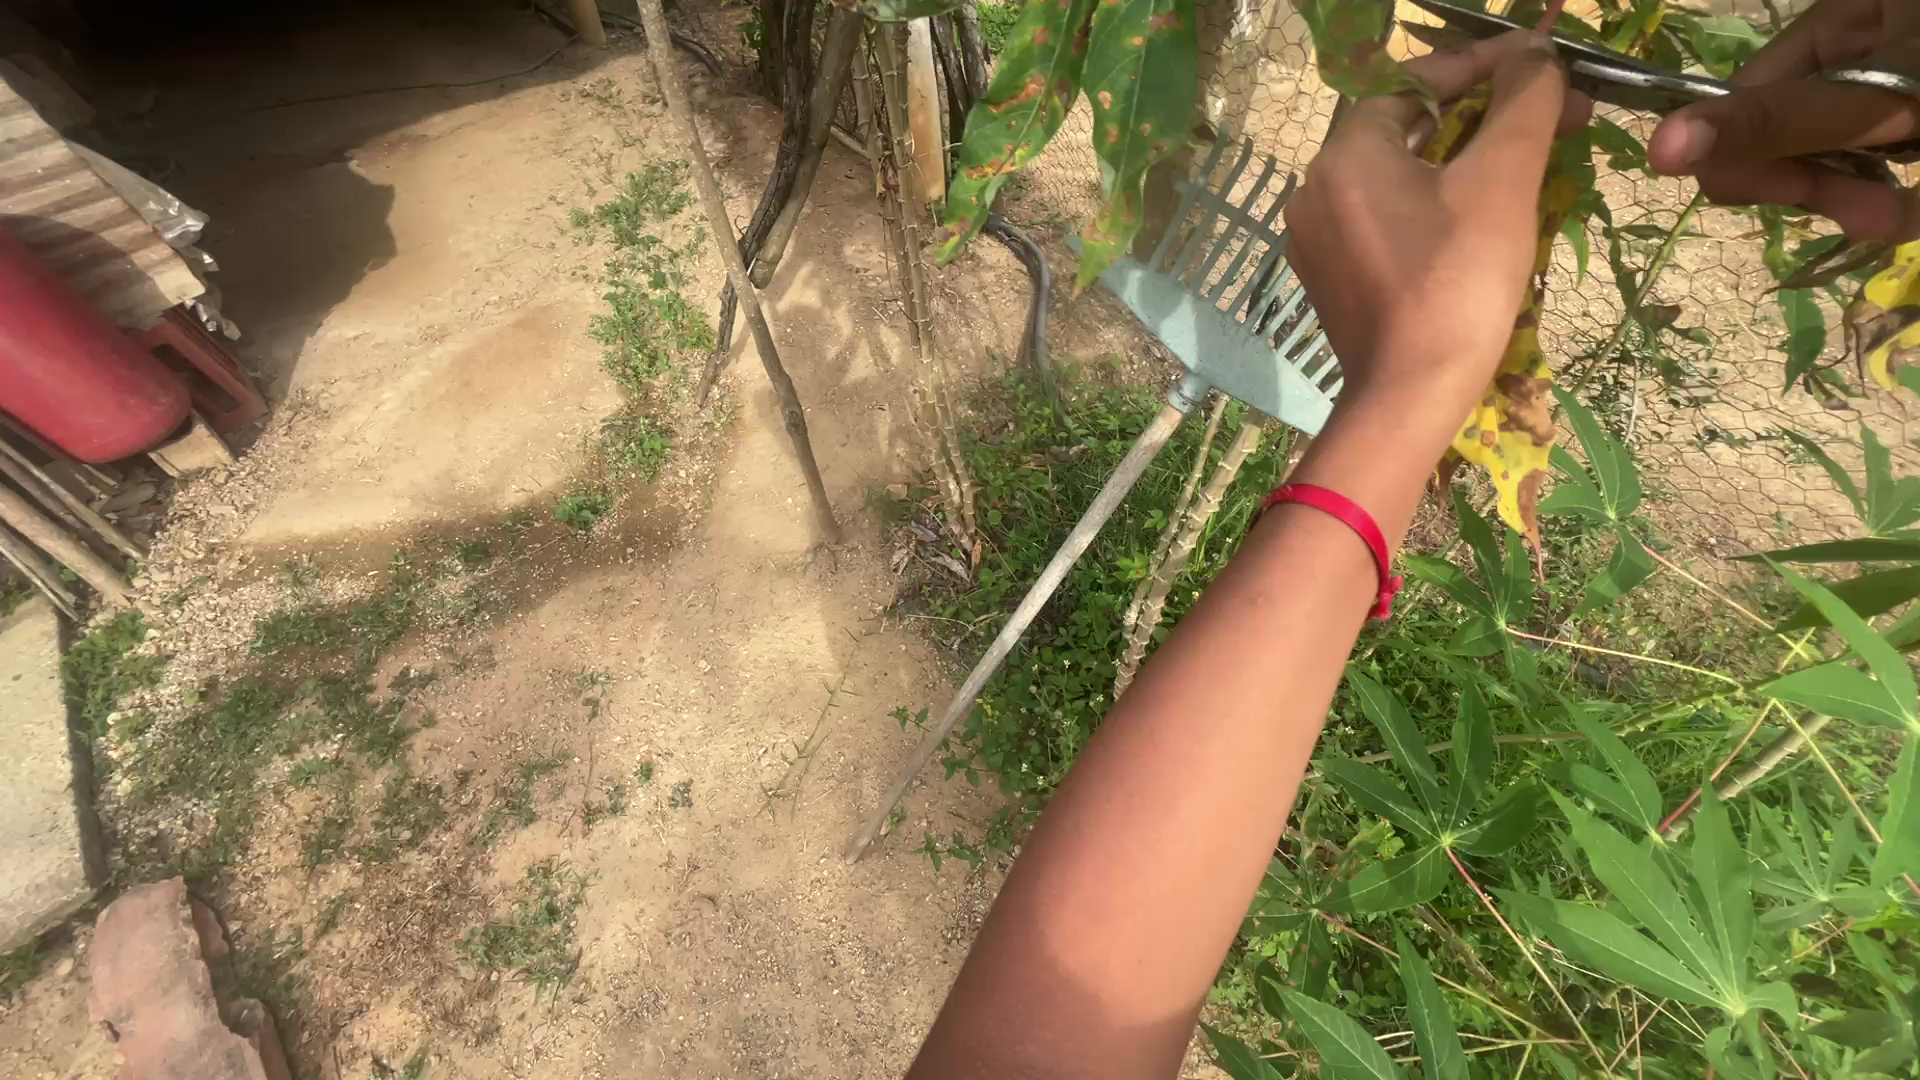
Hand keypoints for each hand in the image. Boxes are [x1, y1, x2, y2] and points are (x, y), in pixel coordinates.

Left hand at [1285, 32, 1584, 454]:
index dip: (1477, 64)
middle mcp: (1311, 193)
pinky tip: (1474, 208)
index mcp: (1340, 158)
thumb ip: (1521, 99)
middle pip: (1398, 127)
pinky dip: (1425, 200)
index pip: (1408, 82)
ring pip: (1390, 174)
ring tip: (1525, 156)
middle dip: (1476, 111)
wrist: (1410, 386)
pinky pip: (1377, 217)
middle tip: (1547, 112)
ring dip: (1457, 155)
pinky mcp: (1327, 274)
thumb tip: (1531, 54)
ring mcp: (1313, 238)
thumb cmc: (1457, 277)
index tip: (1537, 64)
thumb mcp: (1502, 175)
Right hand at [1648, 0, 1919, 242]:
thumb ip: (1769, 124)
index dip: (1749, 156)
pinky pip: (1871, 146)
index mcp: (1844, 14)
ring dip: (1853, 193)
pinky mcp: (1902, 101)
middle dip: (1811, 181)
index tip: (1795, 198)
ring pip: (1831, 142)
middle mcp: (1858, 33)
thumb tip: (1659, 145)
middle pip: (1783, 123)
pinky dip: (1889, 182)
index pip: (1744, 97)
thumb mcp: (1878, 101)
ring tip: (1895, 220)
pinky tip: (1906, 207)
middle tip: (1866, 218)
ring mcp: (1888, 63)